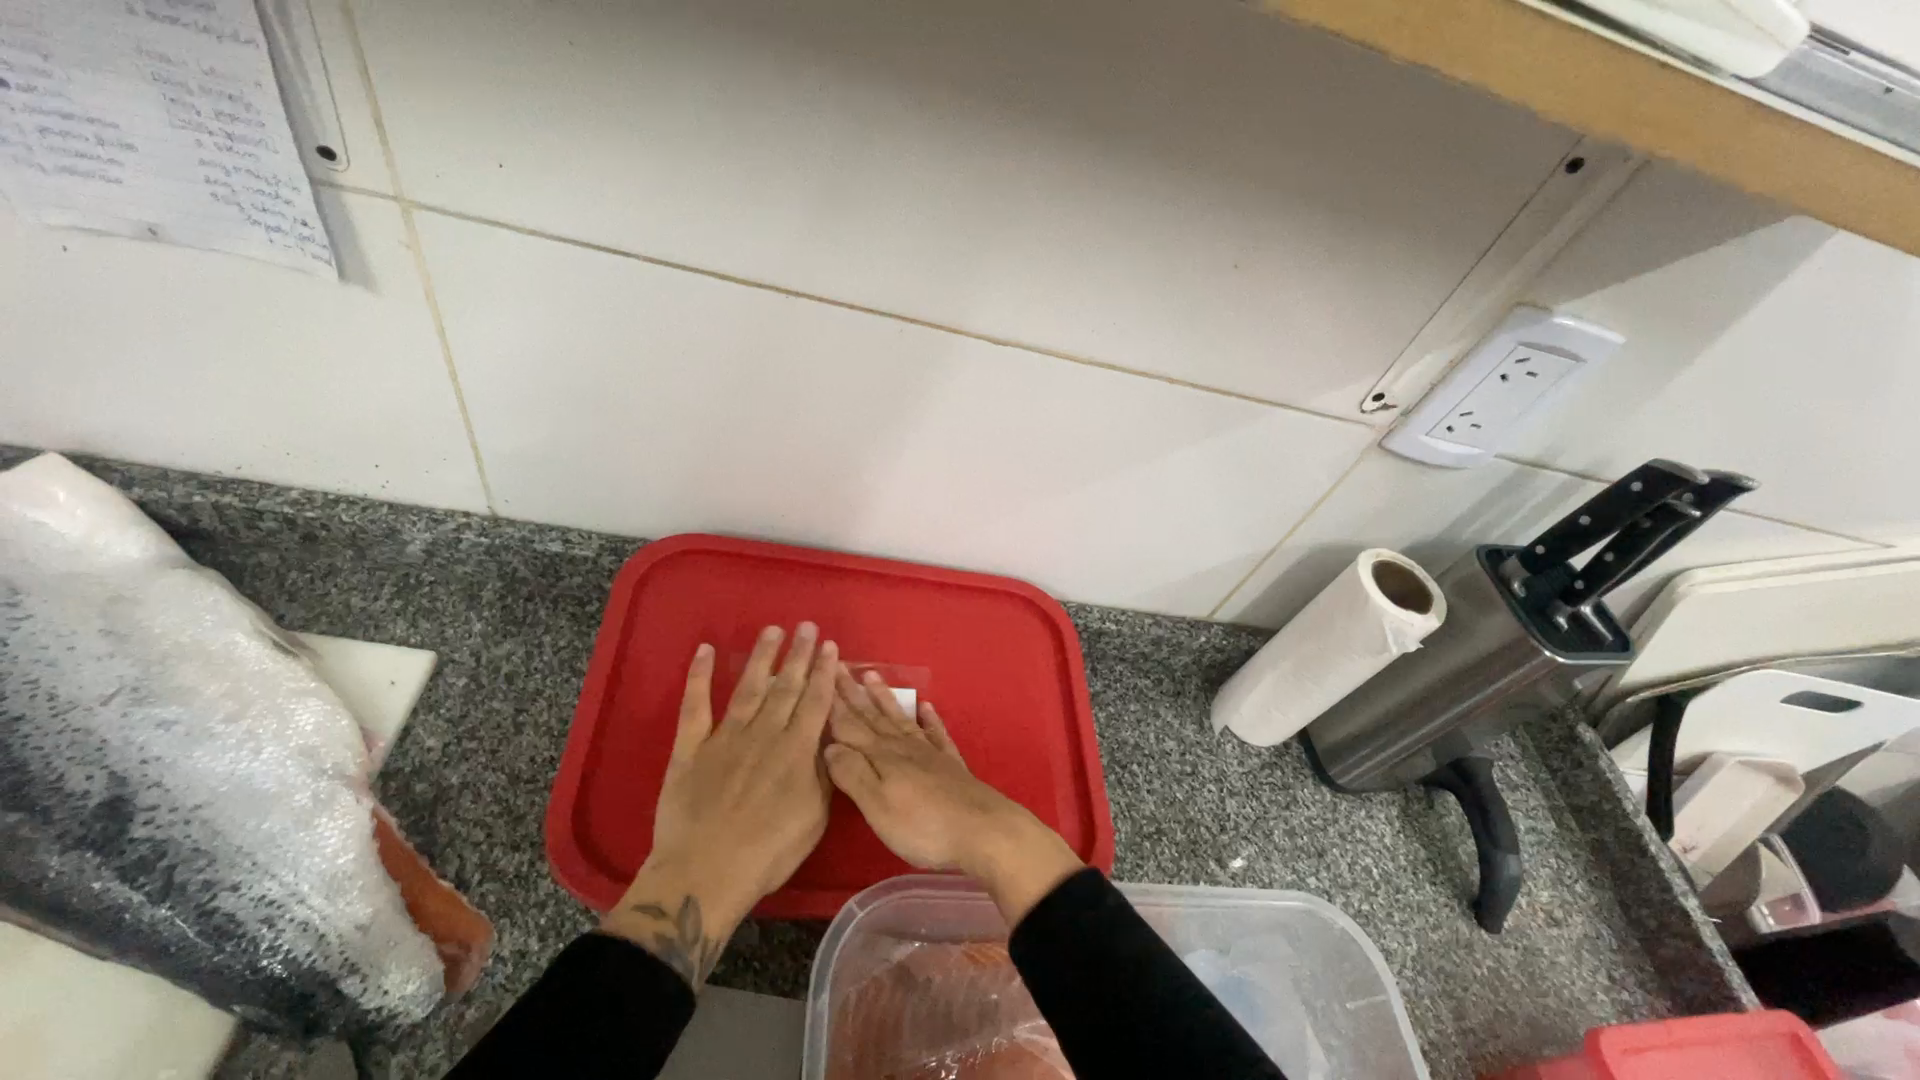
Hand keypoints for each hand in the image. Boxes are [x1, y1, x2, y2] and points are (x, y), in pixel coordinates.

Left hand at [601, 623, 835, 987]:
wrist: (706, 872)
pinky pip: (695, 705)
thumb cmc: (768, 853)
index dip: (825, 673)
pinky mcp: (690, 748)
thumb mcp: (814, 818)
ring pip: (747, 687)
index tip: (831, 648)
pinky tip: (705, 651)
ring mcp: (725, 737)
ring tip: (772, 630)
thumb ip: (821, 773)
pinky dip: (699, 676)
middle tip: (808, 626)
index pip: (816, 703)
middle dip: (800, 655)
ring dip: (761, 656)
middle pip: (786, 687)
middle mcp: (764, 734)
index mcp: (796, 752)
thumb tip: (826, 740)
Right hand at [824, 669, 1081, 923]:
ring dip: (885, 699)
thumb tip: (829, 746)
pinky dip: (929, 719)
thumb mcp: (877, 806)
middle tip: (838, 665)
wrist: (983, 831)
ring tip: (872, 676)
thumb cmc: (923, 825)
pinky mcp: (951, 766)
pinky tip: (926, 706)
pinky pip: (936, 734)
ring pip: (901, 719)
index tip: (819, 674)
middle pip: (873, 717)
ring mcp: (930, 754)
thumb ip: (853, 774)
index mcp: (881, 757)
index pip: (849, 725)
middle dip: (853, 693)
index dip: (832, 702)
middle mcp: (903, 748)